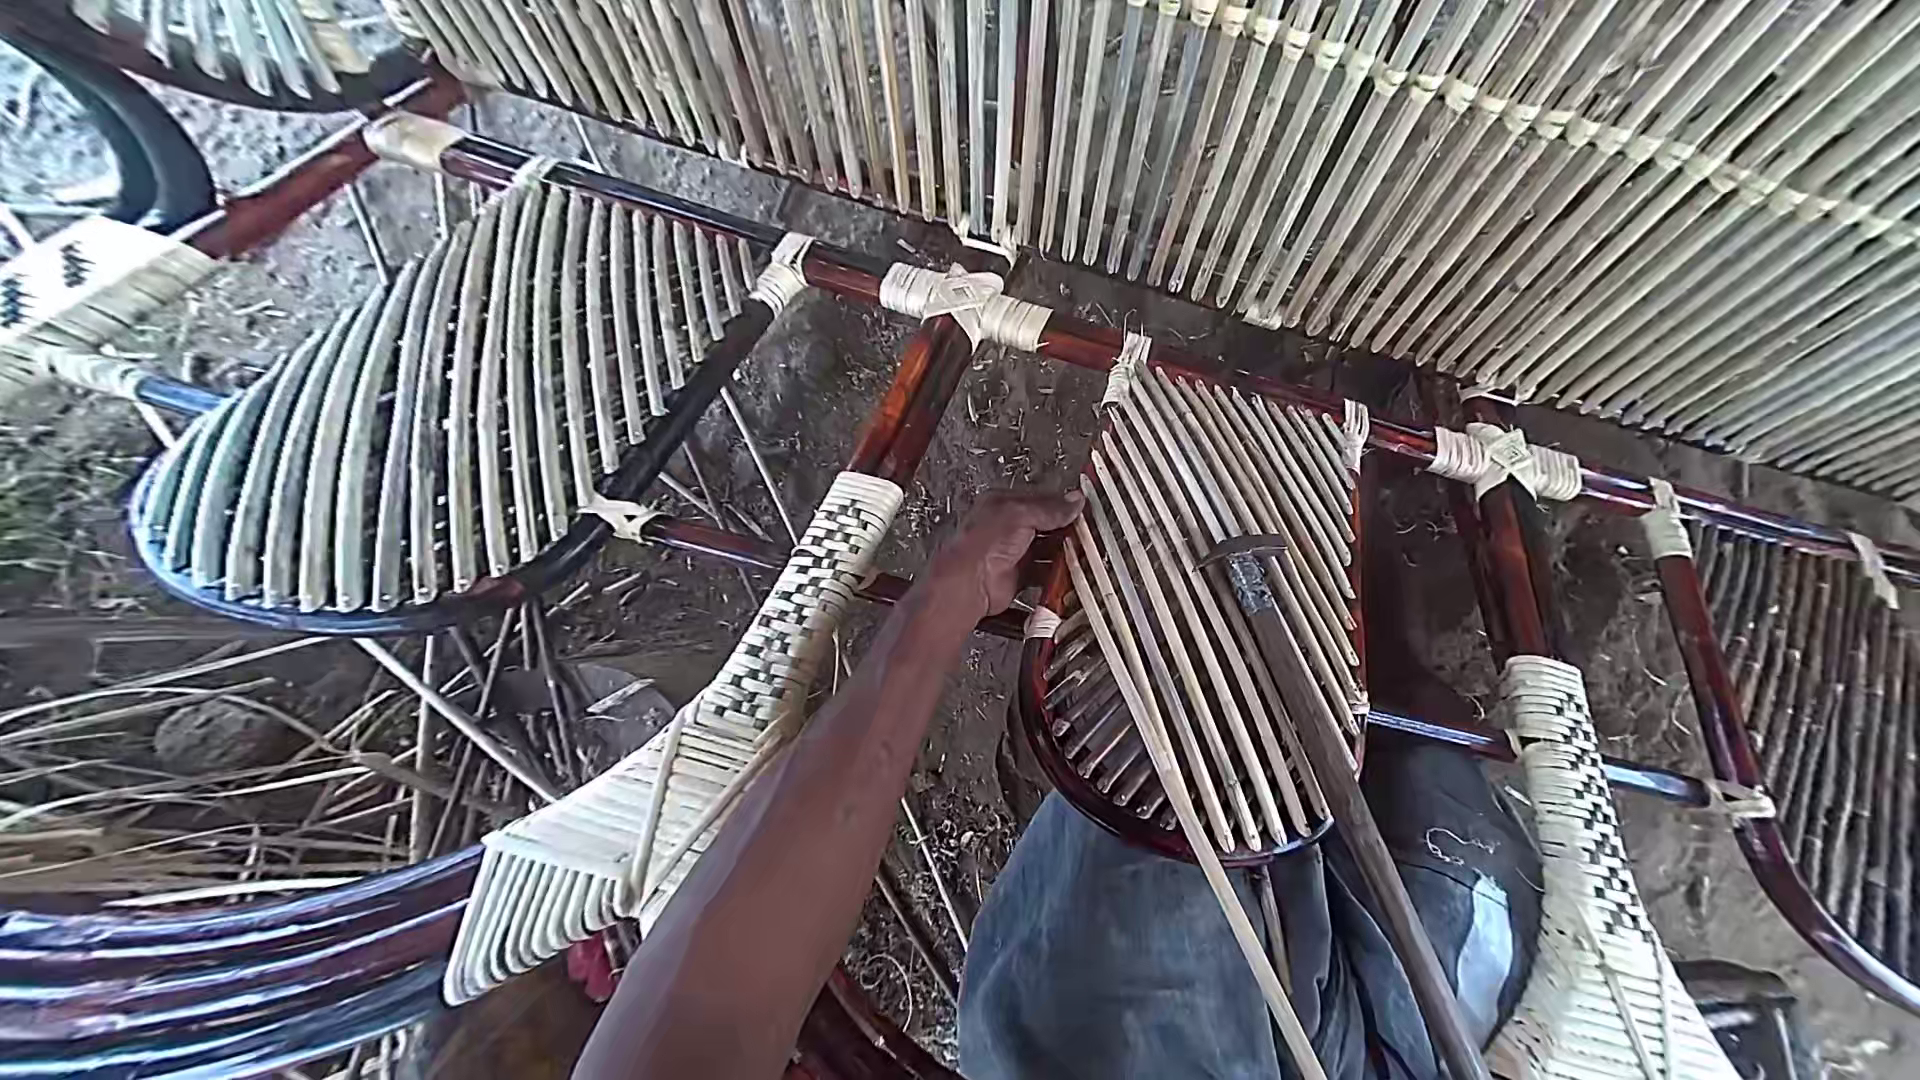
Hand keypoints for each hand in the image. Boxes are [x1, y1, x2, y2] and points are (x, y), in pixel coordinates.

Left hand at [922, 489, 1085, 617]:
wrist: (969, 582)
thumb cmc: (982, 544)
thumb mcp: (1020, 515)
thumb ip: (1049, 508)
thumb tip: (1073, 501)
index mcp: (1004, 505)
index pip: (1041, 501)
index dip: (1063, 505)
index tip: (1083, 510)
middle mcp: (1008, 528)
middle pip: (1046, 527)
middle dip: (1066, 531)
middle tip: (1088, 533)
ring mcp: (1013, 553)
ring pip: (1046, 551)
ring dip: (1064, 553)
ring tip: (1084, 552)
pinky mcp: (1017, 576)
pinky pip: (1043, 574)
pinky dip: (1057, 574)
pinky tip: (1069, 573)